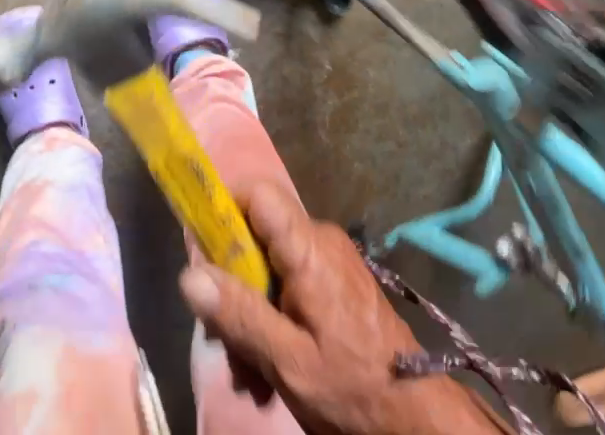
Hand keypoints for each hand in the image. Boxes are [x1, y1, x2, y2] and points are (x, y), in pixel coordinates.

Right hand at [178, 182, 505, 434]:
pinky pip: (285, 283)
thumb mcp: (288, 360)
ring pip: (265, 265)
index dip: (222, 211)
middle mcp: (319, 241)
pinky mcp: (332, 283)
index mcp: (309, 249)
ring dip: (247, 313)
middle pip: (254, 235)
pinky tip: (265, 367)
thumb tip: (187, 275)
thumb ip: (239, 315)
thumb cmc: (354, 386)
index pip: (258, 193)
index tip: (203, 258)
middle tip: (221, 338)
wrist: (417, 419)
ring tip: (246, 371)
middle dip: (229, 284)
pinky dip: (269, 317)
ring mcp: (328, 261)